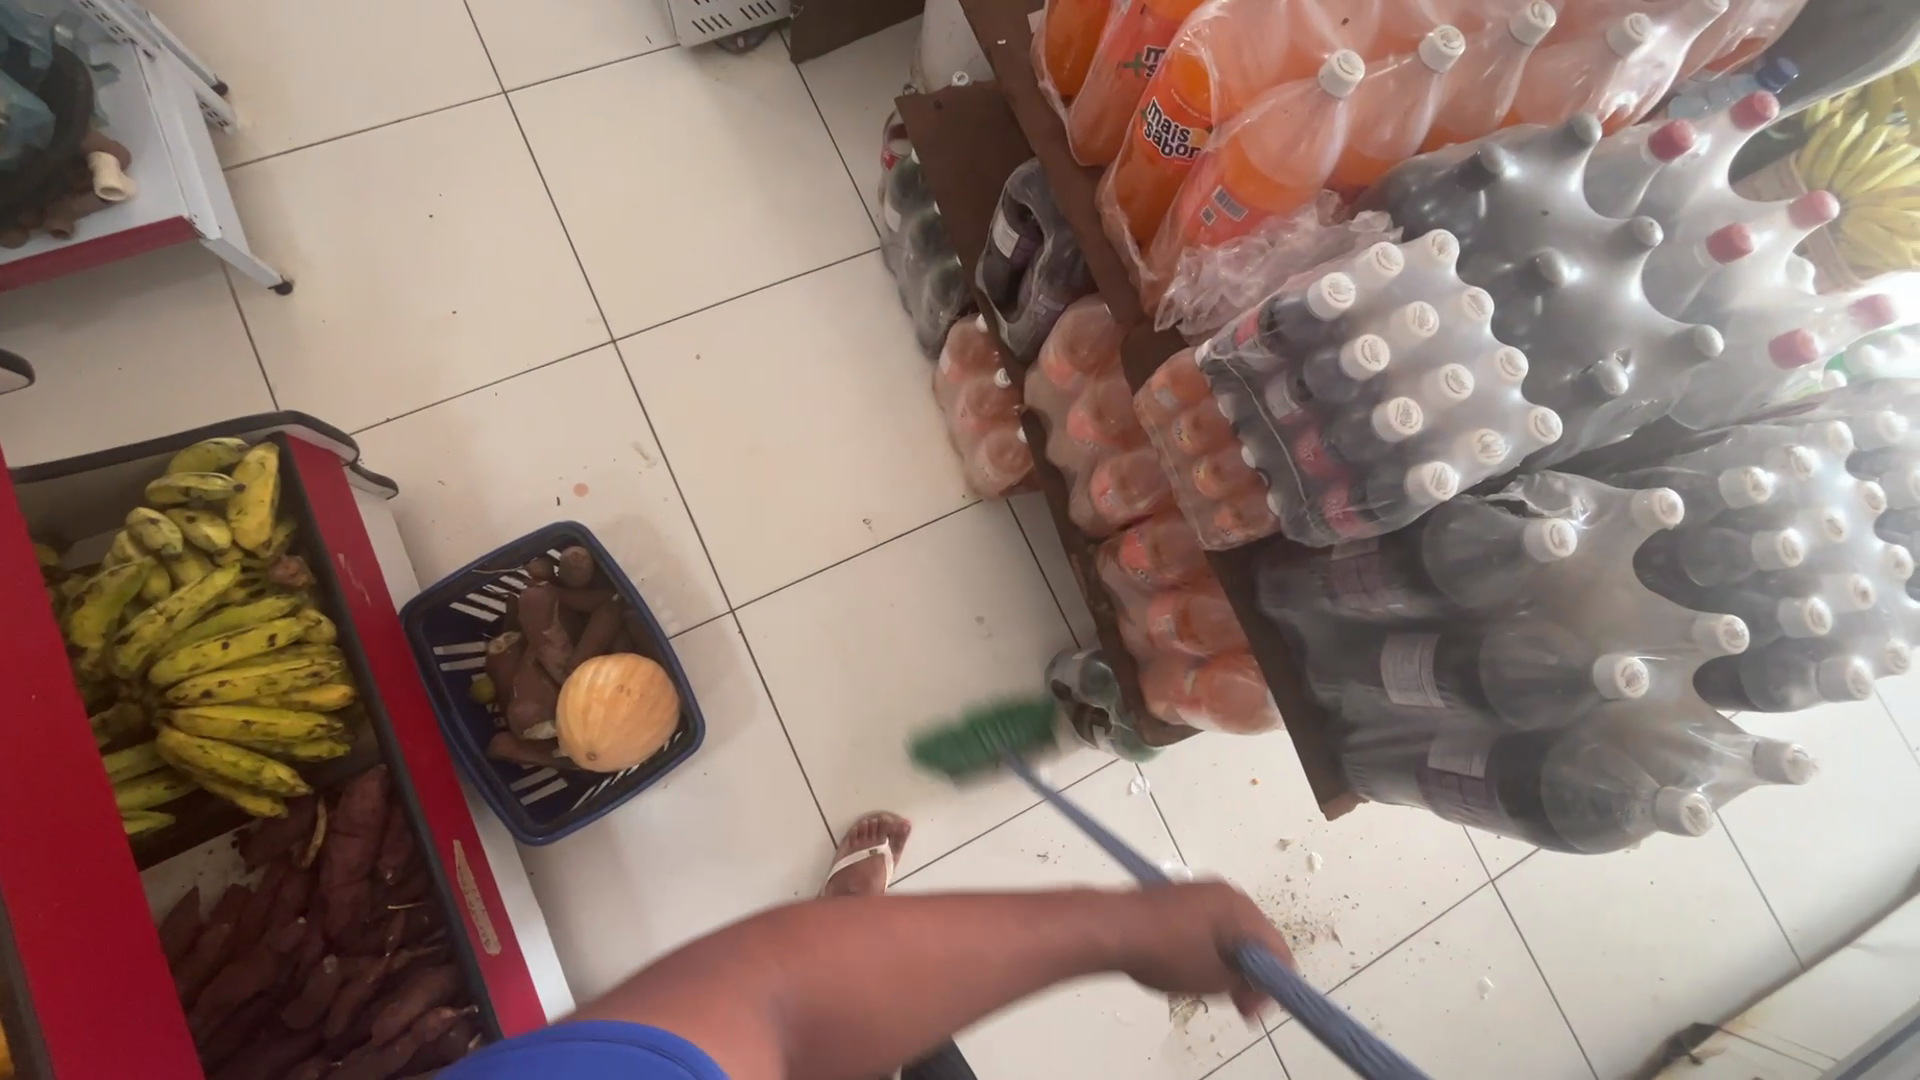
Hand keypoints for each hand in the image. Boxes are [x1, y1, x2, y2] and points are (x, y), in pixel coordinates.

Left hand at [1112, 882, 1294, 1019]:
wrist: (1113, 926)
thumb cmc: (1166, 952)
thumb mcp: (1214, 979)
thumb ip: (1244, 984)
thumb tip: (1252, 986)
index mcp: (1239, 908)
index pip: (1277, 949)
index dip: (1272, 986)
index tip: (1252, 1010)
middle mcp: (1224, 892)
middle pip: (1254, 937)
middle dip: (1250, 973)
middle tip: (1237, 1005)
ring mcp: (1200, 890)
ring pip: (1230, 930)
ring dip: (1229, 960)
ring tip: (1211, 988)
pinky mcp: (1179, 895)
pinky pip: (1209, 922)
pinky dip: (1210, 945)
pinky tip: (1193, 965)